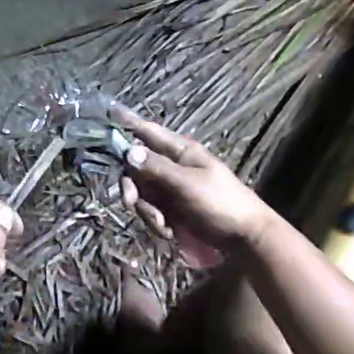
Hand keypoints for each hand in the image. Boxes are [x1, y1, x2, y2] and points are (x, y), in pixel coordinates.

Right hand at [113, 109, 274, 260]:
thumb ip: (156, 168)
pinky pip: (153, 211)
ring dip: (148, 212)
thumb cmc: (221, 204)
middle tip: (134, 204)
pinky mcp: (174, 209)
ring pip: (143, 193)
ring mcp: (173, 188)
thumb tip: (128, 151)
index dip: (126, 123)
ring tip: (165, 227)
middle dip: (134, 189)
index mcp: (180, 151)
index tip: (106, 113)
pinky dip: (157, 223)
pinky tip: (170, 233)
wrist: (246, 239)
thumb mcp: (187, 185)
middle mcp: (173, 165)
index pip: (147, 131)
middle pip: (136, 168)